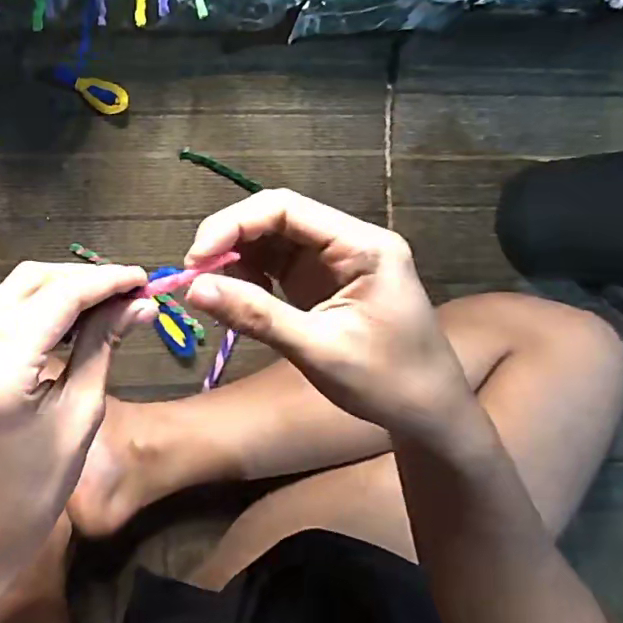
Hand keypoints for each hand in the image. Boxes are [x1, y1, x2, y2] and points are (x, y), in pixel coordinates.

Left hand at [0, 262, 154, 597]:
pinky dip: (37, 306)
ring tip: (106, 300)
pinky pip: (0, 311)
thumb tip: (140, 304)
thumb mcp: (81, 413)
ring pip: (14, 290)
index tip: (143, 279)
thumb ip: (102, 345)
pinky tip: (69, 317)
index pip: (58, 298)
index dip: (105, 281)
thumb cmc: (35, 488)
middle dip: (82, 278)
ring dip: (61, 288)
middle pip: (31, 280)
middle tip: (128, 290)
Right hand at [182, 189, 471, 437]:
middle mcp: (348, 241)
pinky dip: (249, 274)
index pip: (286, 208)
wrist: (428, 414)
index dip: (233, 224)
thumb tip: (194, 290)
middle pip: (275, 216)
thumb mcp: (318, 349)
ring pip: (271, 237)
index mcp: (362, 245)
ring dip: (236, 256)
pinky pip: (275, 262)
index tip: (196, 258)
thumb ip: (256, 315)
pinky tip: (237, 295)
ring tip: (214, 288)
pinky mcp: (321, 278)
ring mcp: (334, 259)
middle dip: (230, 238)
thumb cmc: (386, 382)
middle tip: (195, 272)